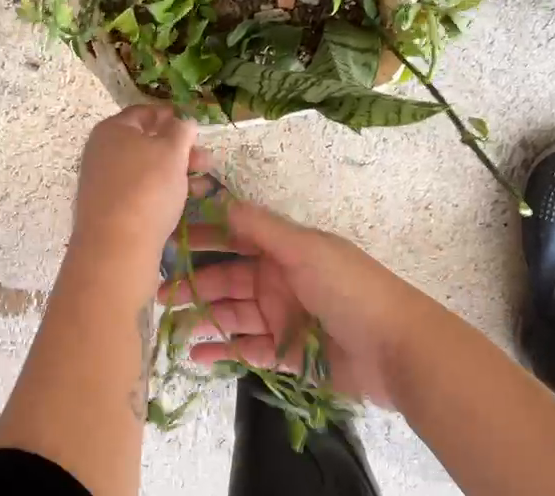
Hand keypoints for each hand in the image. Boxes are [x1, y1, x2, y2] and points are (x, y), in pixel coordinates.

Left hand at [68, 104, 203, 284]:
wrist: (117, 246)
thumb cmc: (147, 187)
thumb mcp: (172, 150)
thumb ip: (181, 130)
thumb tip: (182, 121)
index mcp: (112, 129)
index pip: (144, 112)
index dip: (171, 115)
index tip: (194, 125)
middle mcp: (103, 152)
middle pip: (147, 143)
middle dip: (180, 149)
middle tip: (206, 160)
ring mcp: (104, 182)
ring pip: (146, 169)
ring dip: (177, 172)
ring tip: (205, 184)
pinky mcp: (110, 209)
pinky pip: (141, 191)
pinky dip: (163, 191)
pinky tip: (186, 201)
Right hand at [160, 198, 433, 403]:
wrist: (398, 349)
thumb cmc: (351, 289)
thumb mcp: (306, 249)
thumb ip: (262, 228)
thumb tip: (223, 200)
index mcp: (284, 249)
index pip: (235, 237)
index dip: (203, 237)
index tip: (167, 240)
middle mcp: (279, 279)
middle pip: (227, 278)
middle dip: (193, 283)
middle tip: (156, 291)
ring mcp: (283, 318)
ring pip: (233, 314)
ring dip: (203, 317)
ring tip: (169, 325)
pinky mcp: (288, 354)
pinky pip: (248, 350)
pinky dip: (223, 351)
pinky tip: (197, 355)